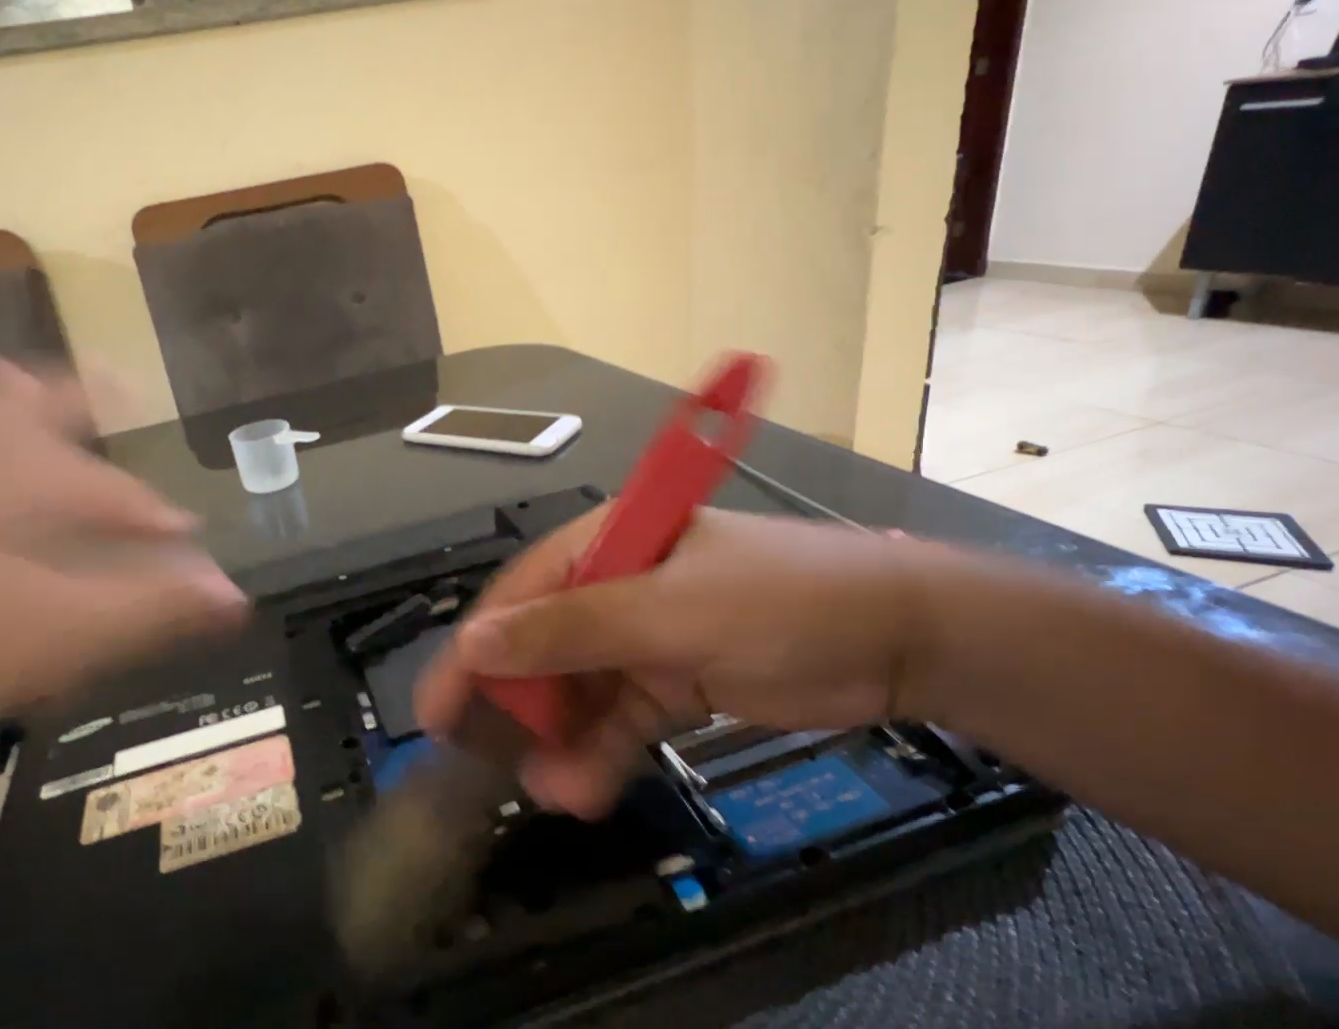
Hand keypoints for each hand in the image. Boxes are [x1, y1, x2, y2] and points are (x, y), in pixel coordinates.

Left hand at [0, 353, 248, 762]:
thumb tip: (234, 592)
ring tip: (25, 407)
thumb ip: (140, 607)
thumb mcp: (35, 632)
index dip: (161, 519)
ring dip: (8, 411)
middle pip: (39, 401)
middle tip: (113, 392)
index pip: (121, 494)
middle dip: (84, 400)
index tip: (187, 529)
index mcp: (26, 471)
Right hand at [415, 506, 931, 818]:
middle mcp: (615, 587)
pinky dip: (601, 753)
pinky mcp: (673, 683)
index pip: (520, 596)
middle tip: (485, 765)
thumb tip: (474, 641)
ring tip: (556, 792)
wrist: (901, 641)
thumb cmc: (782, 604)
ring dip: (560, 742)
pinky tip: (585, 790)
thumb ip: (571, 629)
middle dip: (517, 707)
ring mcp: (644, 638)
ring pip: (578, 693)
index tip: (437, 713)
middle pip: (541, 647)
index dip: (474, 652)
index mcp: (607, 546)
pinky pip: (619, 720)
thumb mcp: (670, 614)